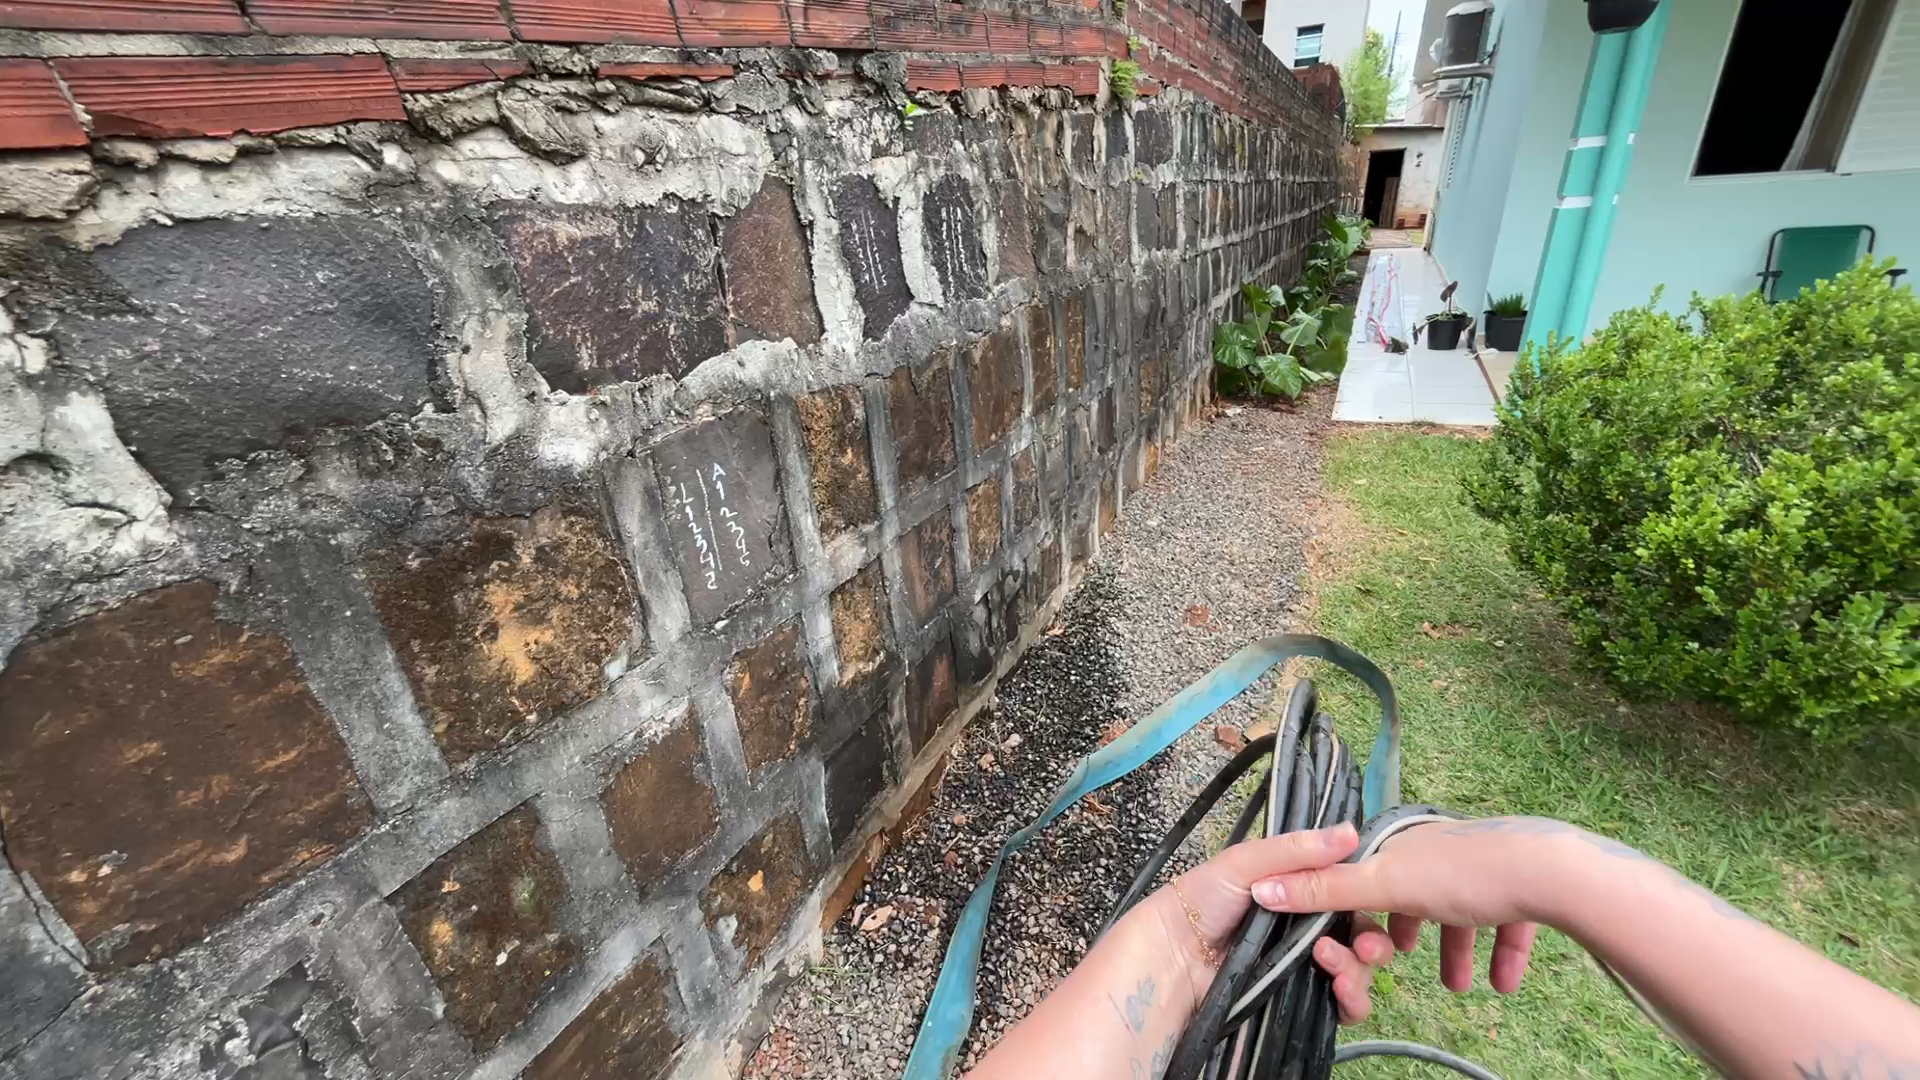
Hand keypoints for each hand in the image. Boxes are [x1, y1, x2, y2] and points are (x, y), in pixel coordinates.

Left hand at [1145, 824, 1390, 1023]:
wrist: (1176, 951)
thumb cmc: (1206, 896)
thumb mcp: (1247, 863)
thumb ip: (1296, 851)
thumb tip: (1352, 831)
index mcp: (1299, 889)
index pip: (1347, 894)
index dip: (1367, 901)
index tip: (1380, 907)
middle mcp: (1308, 925)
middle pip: (1360, 936)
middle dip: (1371, 943)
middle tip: (1367, 947)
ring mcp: (1307, 963)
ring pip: (1356, 971)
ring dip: (1358, 971)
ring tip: (1331, 964)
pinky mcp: (1301, 996)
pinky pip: (1341, 1006)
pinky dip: (1351, 1003)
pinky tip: (1339, 992)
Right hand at [1249, 816, 1580, 998]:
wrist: (1547, 872)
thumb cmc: (1456, 876)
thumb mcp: (1382, 886)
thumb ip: (1324, 891)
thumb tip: (1259, 888)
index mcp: (1396, 844)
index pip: (1366, 871)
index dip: (1358, 904)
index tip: (1359, 938)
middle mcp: (1431, 848)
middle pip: (1411, 891)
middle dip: (1407, 928)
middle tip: (1404, 959)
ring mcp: (1478, 864)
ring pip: (1457, 909)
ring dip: (1454, 949)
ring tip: (1458, 986)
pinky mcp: (1522, 885)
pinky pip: (1504, 921)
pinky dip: (1499, 952)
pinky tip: (1501, 984)